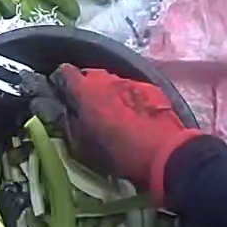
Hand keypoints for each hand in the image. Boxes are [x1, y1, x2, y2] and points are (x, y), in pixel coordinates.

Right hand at [31, 65, 205, 202]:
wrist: (167, 155)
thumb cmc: (119, 153)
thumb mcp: (84, 145)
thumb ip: (69, 124)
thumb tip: (60, 112)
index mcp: (86, 91)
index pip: (66, 72)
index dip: (61, 79)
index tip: (60, 91)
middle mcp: (106, 79)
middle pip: (90, 76)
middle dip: (86, 88)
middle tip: (86, 107)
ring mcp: (130, 82)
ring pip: (111, 83)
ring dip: (108, 94)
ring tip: (110, 113)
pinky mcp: (150, 89)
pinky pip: (130, 90)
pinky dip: (127, 99)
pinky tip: (132, 116)